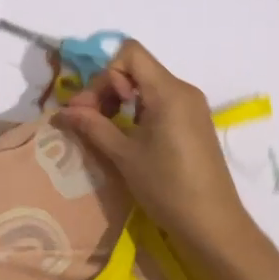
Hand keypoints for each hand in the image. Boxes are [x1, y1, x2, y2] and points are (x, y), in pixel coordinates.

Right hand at [55, 41, 251, 250]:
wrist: (214, 227)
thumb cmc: (168, 188)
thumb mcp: (124, 156)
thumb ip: (93, 125)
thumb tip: (64, 110)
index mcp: (169, 91)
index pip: (130, 53)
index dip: (108, 73)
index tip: (101, 106)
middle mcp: (183, 90)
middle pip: (136, 68)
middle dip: (108, 88)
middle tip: (88, 120)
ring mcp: (192, 106)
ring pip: (147, 84)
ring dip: (121, 100)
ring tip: (106, 130)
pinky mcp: (194, 122)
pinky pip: (160, 100)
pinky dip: (138, 110)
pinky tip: (129, 137)